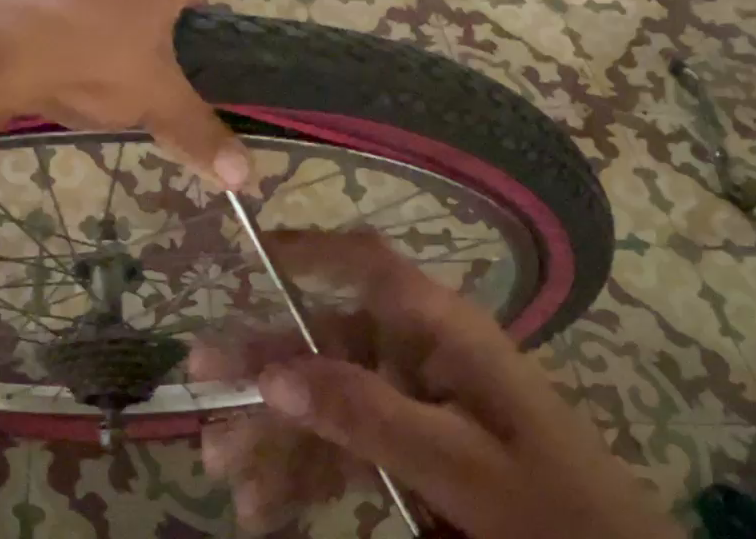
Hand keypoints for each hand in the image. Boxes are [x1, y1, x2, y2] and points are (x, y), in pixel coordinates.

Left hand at [0, 0, 249, 191]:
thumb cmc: (90, 59)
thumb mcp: (153, 100)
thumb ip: (199, 132)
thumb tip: (246, 179)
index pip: (191, 2)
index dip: (182, 44)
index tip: (163, 79)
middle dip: (130, 35)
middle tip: (115, 81)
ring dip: (82, 25)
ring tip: (65, 72)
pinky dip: (38, 19)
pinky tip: (26, 54)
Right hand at [191, 230, 679, 538]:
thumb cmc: (555, 507)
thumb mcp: (460, 464)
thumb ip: (367, 415)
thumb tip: (274, 373)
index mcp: (440, 332)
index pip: (367, 264)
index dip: (309, 248)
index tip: (248, 251)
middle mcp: (419, 354)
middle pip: (325, 344)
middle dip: (263, 374)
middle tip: (200, 396)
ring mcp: (414, 402)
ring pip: (326, 402)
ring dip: (275, 437)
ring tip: (226, 477)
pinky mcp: (414, 447)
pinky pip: (346, 447)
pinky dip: (307, 474)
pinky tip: (267, 507)